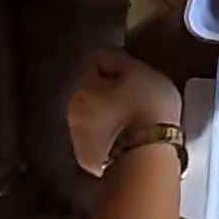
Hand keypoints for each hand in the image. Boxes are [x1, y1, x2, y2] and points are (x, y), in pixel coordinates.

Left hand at [67, 49, 181, 175]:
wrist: (146, 156)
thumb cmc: (147, 106)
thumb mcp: (140, 71)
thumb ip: (118, 59)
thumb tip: (102, 56)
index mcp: (83, 90)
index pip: (96, 66)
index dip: (119, 67)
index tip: (139, 74)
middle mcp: (72, 114)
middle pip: (93, 95)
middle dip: (111, 94)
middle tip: (140, 97)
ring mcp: (78, 141)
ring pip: (95, 119)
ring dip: (110, 116)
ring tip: (137, 121)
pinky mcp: (89, 162)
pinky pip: (100, 141)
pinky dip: (112, 138)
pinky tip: (131, 140)